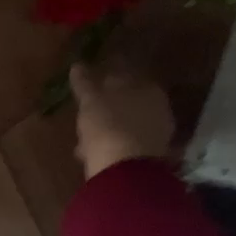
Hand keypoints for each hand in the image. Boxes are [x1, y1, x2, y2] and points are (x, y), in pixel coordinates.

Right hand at [70, 63, 174, 179]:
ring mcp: (156, 132)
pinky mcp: (149, 156)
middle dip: (108, 106)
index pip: (124, 76)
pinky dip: (111, 147)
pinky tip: (94, 154)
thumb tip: (78, 65)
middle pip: (128, 102)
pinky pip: (125, 146)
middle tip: (86, 114)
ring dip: (107, 129)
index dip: (105, 80)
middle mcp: (157, 105)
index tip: (88, 87)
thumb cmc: (108, 126)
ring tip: (85, 140)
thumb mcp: (91, 101)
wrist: (125, 170)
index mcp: (146, 86)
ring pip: (126, 125)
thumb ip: (85, 83)